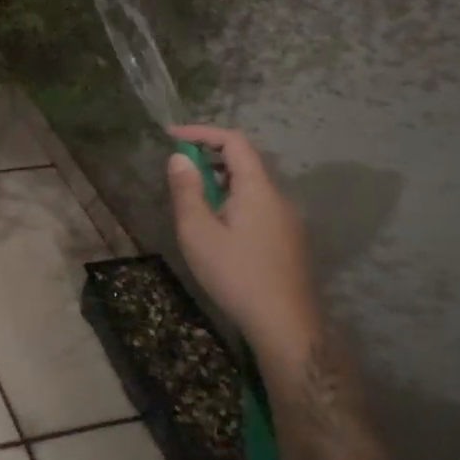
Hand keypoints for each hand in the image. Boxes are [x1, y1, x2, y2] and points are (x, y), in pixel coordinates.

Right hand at [166, 124, 318, 363]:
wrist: (286, 326)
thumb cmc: (236, 274)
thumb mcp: (198, 231)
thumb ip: (187, 190)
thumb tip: (179, 158)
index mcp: (259, 190)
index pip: (234, 142)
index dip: (201, 132)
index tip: (170, 136)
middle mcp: (279, 198)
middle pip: (246, 161)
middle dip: (209, 156)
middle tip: (177, 169)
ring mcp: (288, 220)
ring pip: (252, 185)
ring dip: (220, 180)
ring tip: (192, 197)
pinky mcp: (289, 240)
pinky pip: (259, 204)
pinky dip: (234, 198)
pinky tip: (216, 224)